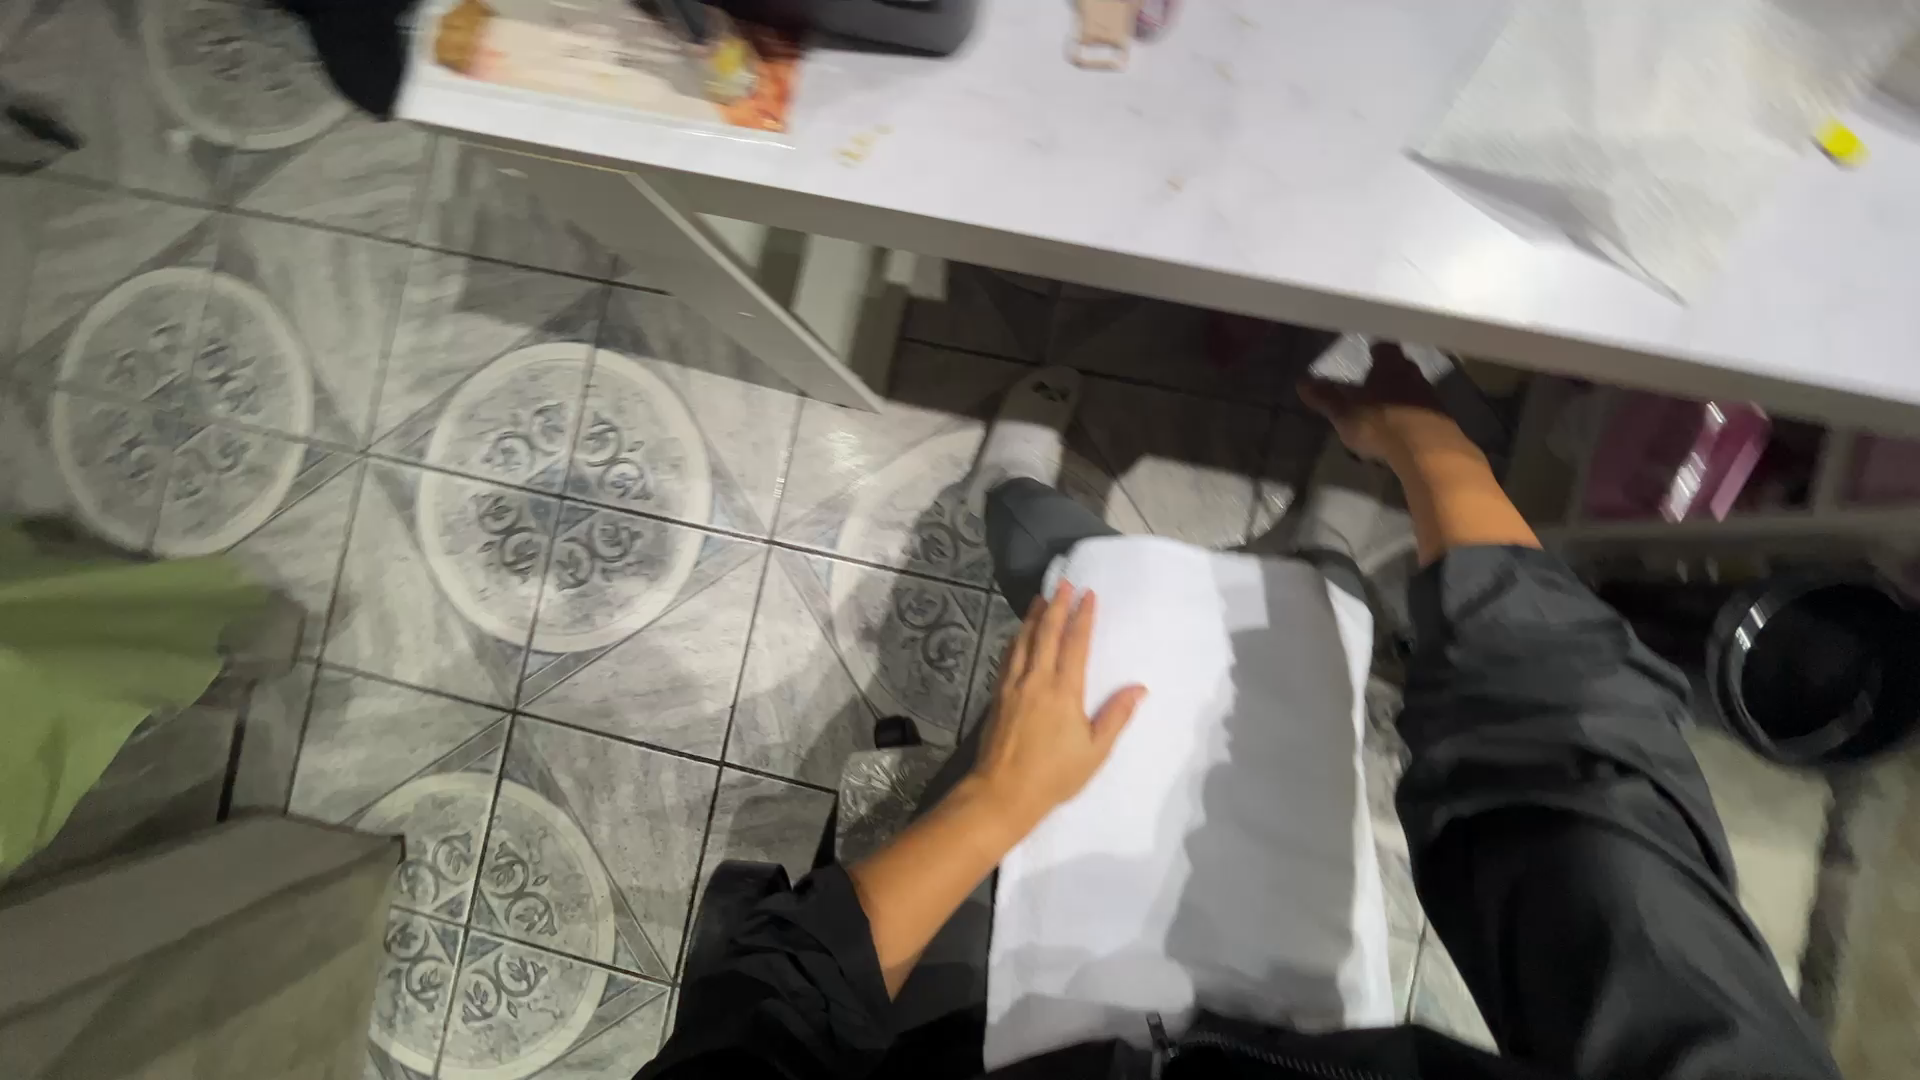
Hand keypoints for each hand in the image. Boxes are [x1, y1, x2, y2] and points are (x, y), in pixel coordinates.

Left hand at [968, 582, 1147, 829]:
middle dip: (1057, 606)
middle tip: (1064, 583)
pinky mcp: (998, 695)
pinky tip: (1018, 635)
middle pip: (1047, 634)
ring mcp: (1013, 685)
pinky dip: (1016, 640)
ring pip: (1024, 641)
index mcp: (1063, 691)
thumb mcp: (1094, 751)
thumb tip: (1139, 688)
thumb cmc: (1054, 775)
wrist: (1001, 792)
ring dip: (1034, 617)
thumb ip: (1115, 716)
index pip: (1076, 644)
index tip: (1088, 594)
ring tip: (1041, 598)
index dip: (1083, 616)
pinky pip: (1009, 657)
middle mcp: (1036, 680)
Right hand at [1298, 343, 1467, 464]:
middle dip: (1391, 370)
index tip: (1371, 352)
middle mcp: (1412, 376)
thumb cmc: (1379, 424)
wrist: (1425, 449)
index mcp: (1389, 368)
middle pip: (1402, 366)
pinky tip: (1403, 424)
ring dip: (1403, 391)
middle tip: (1378, 377)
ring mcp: (1429, 397)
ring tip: (1388, 402)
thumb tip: (1301, 382)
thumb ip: (1324, 398)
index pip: (1385, 349)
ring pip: (1414, 386)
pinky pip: (1423, 409)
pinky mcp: (1440, 419)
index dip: (1377, 349)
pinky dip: (1413, 412)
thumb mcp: (1343, 413)